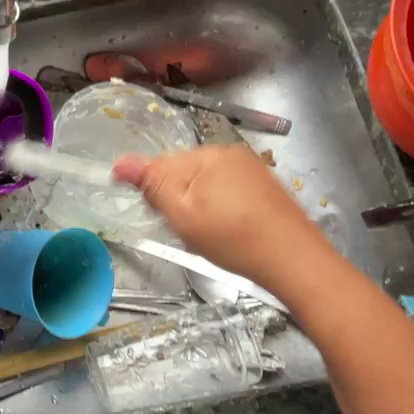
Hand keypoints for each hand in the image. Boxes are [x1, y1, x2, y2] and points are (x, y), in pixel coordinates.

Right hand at [113, 146, 335, 290]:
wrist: (294, 260)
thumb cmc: (233, 240)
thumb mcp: (183, 216)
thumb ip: (152, 186)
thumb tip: (120, 161)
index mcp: (206, 156)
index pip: (159, 166)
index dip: (155, 195)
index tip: (165, 219)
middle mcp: (228, 153)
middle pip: (182, 171)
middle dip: (178, 198)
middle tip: (188, 230)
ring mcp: (249, 166)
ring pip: (204, 181)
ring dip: (198, 203)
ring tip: (209, 232)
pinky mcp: (263, 182)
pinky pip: (226, 186)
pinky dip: (220, 205)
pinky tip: (228, 228)